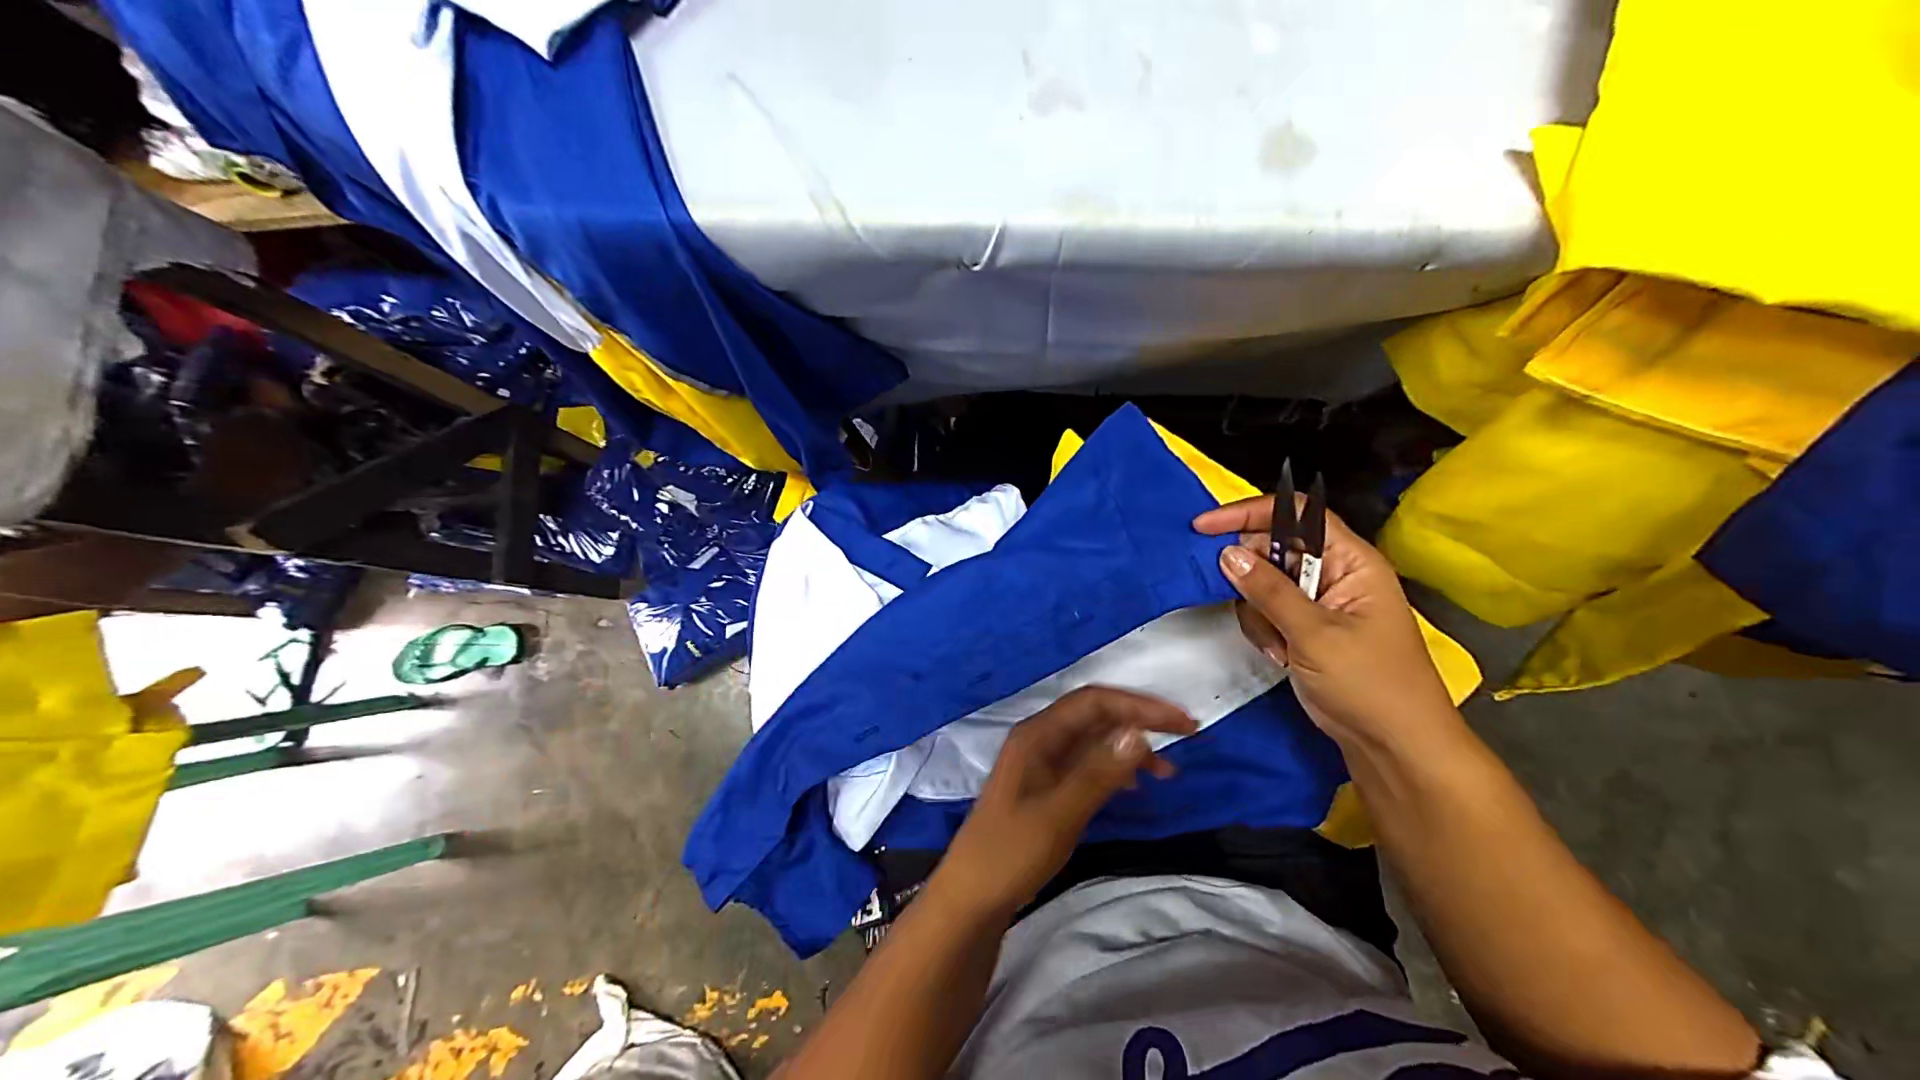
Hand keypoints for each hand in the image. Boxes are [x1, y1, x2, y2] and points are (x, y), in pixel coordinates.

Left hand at [933, 687, 1196, 919]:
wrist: (972, 895)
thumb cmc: (1011, 852)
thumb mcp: (1060, 814)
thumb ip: (1098, 773)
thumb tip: (1139, 733)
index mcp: (1037, 735)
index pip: (1093, 702)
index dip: (1138, 705)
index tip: (1181, 722)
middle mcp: (1038, 739)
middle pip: (1095, 714)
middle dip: (1139, 719)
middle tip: (1185, 734)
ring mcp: (1040, 762)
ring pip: (1092, 739)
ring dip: (1129, 746)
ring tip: (1167, 771)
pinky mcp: (1045, 786)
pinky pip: (1086, 763)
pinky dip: (1114, 768)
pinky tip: (1133, 786)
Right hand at [1193, 496, 1458, 749]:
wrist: (1396, 746)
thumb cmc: (1370, 685)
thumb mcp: (1314, 634)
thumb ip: (1268, 590)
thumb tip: (1227, 553)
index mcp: (1351, 562)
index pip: (1297, 515)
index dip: (1251, 513)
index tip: (1204, 527)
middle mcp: (1335, 574)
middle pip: (1275, 549)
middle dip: (1251, 573)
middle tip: (1237, 598)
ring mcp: (1320, 603)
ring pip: (1265, 583)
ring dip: (1258, 611)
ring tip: (1278, 646)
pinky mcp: (1307, 629)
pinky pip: (1269, 612)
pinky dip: (1265, 630)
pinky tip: (1281, 657)